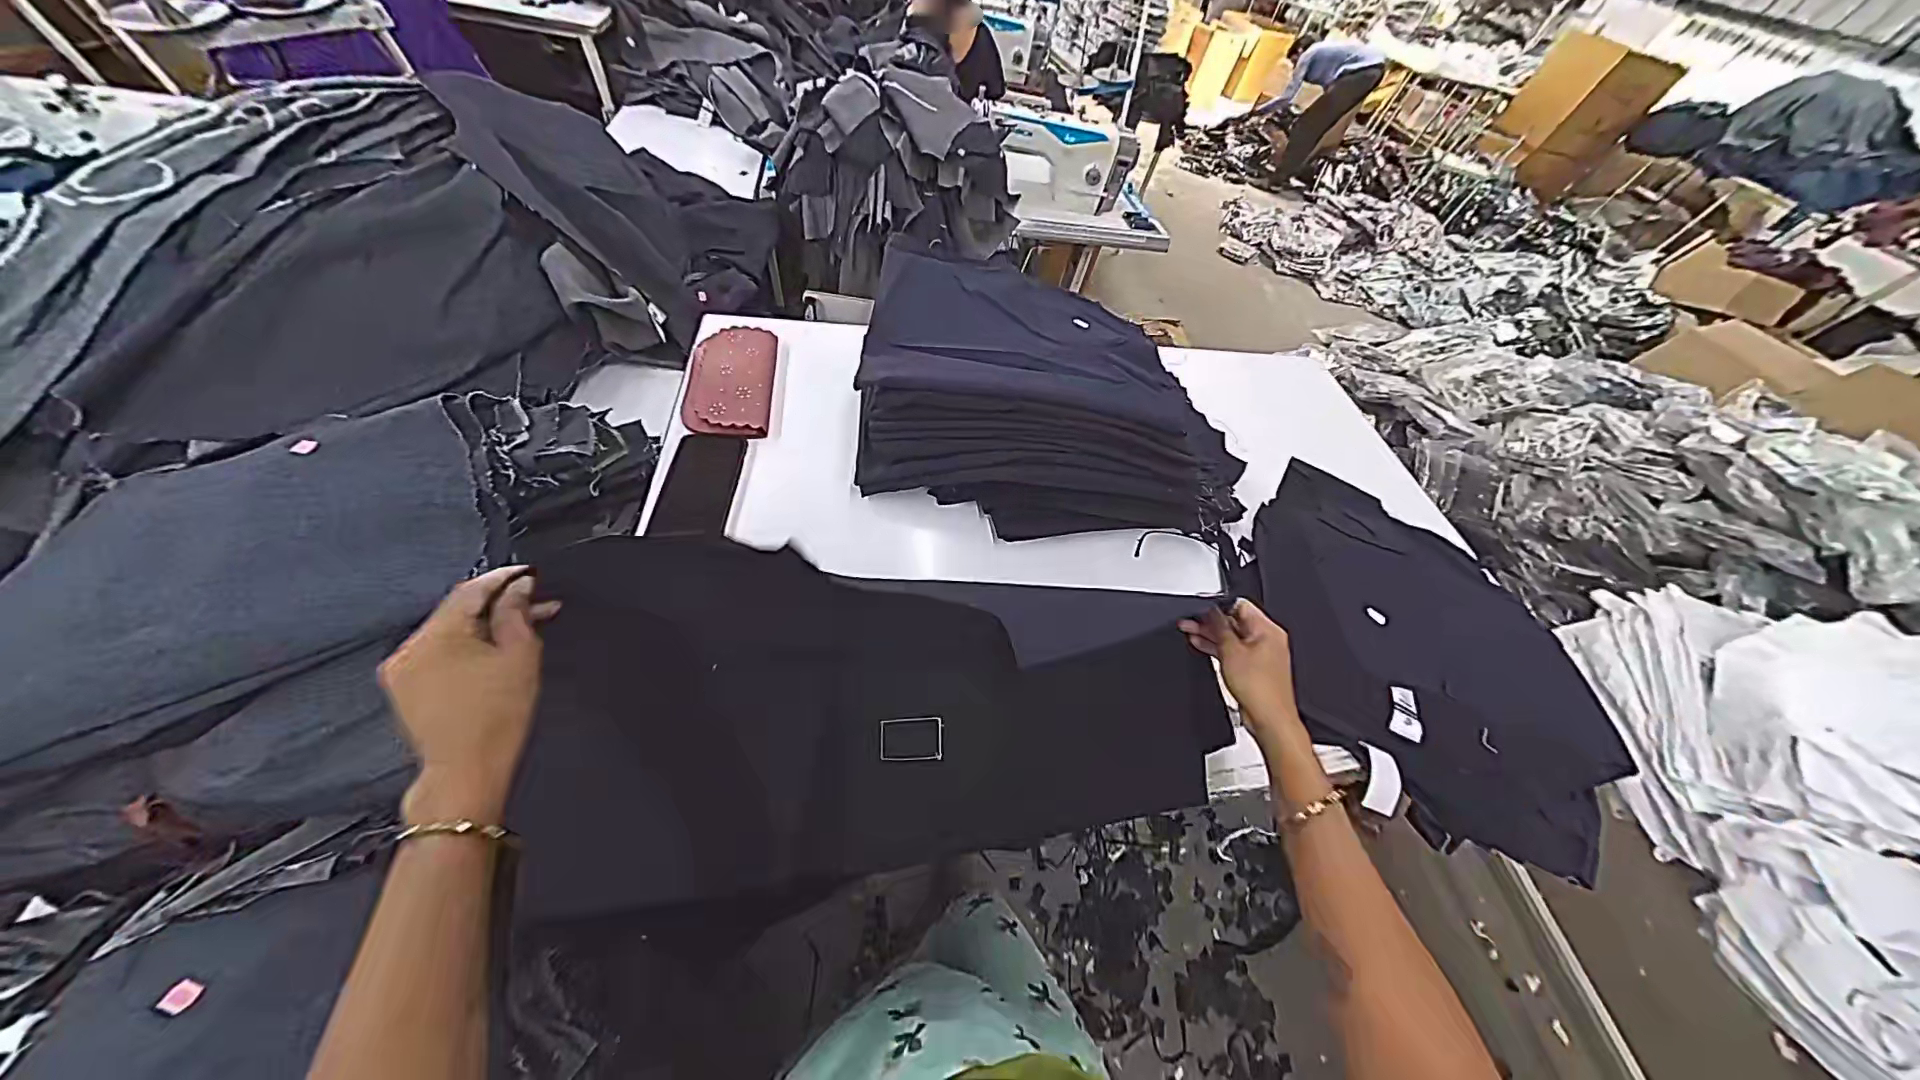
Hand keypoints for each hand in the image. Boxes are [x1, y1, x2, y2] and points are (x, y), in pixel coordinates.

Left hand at [379, 566, 559, 824]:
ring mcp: (402, 670)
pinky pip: (439, 653)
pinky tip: (494, 652)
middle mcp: (409, 649)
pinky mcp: (405, 689)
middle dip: (498, 604)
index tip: (528, 574)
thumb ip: (517, 614)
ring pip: (450, 632)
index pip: (470, 591)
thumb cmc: (497, 716)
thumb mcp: (520, 656)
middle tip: (537, 604)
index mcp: (435, 637)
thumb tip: (519, 588)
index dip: (503, 578)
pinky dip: (468, 646)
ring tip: (522, 629)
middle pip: (458, 611)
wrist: (467, 770)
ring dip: (485, 625)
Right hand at [1178, 600, 1305, 753]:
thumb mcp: (1231, 651)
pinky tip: (1202, 645)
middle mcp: (1267, 640)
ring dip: (1211, 635)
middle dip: (1211, 621)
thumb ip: (1219, 627)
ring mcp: (1261, 655)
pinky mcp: (1254, 668)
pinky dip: (1218, 648)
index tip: (1200, 610)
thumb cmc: (1260, 689)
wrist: (1269, 718)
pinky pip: (1233, 651)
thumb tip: (1211, 611)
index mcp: (1268, 630)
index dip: (1218, 606)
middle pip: (1235, 622)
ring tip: (1190, 631)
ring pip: (1232, 637)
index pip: (1240, 606)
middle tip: (1190, 621)